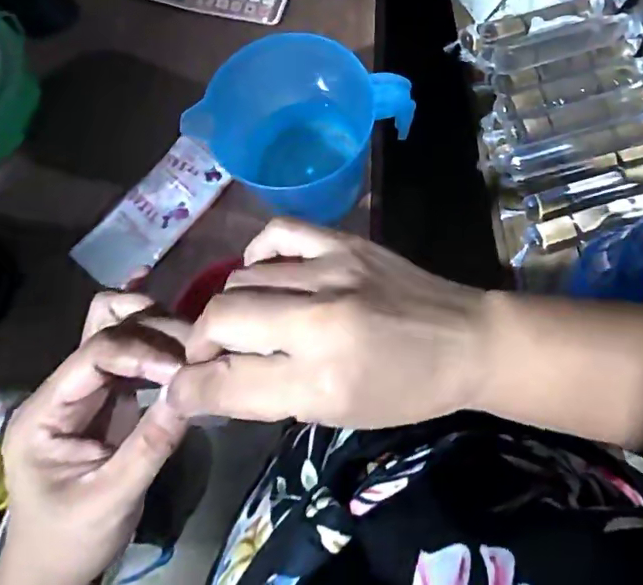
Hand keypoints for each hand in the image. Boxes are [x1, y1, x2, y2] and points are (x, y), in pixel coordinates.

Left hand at [0, 293, 190, 584]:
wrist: (53, 575)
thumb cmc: (69, 542)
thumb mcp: (110, 501)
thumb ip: (149, 444)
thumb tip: (191, 389)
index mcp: (44, 411)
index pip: (93, 354)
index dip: (140, 350)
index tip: (182, 366)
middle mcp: (62, 386)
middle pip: (105, 327)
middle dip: (153, 330)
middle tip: (196, 348)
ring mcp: (86, 386)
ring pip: (120, 327)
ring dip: (158, 328)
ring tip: (194, 344)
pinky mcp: (109, 392)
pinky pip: (133, 349)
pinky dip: (158, 336)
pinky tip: (180, 323)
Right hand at [167, 219, 491, 428]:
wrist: (464, 339)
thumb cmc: (403, 390)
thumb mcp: (336, 411)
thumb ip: (268, 394)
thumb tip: (207, 382)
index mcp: (322, 381)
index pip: (228, 383)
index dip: (189, 388)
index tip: (178, 388)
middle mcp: (320, 320)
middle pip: (224, 318)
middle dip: (200, 342)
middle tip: (209, 352)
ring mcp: (332, 271)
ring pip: (245, 277)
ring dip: (228, 303)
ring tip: (239, 317)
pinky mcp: (344, 241)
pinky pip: (279, 232)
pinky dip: (257, 252)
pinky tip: (260, 268)